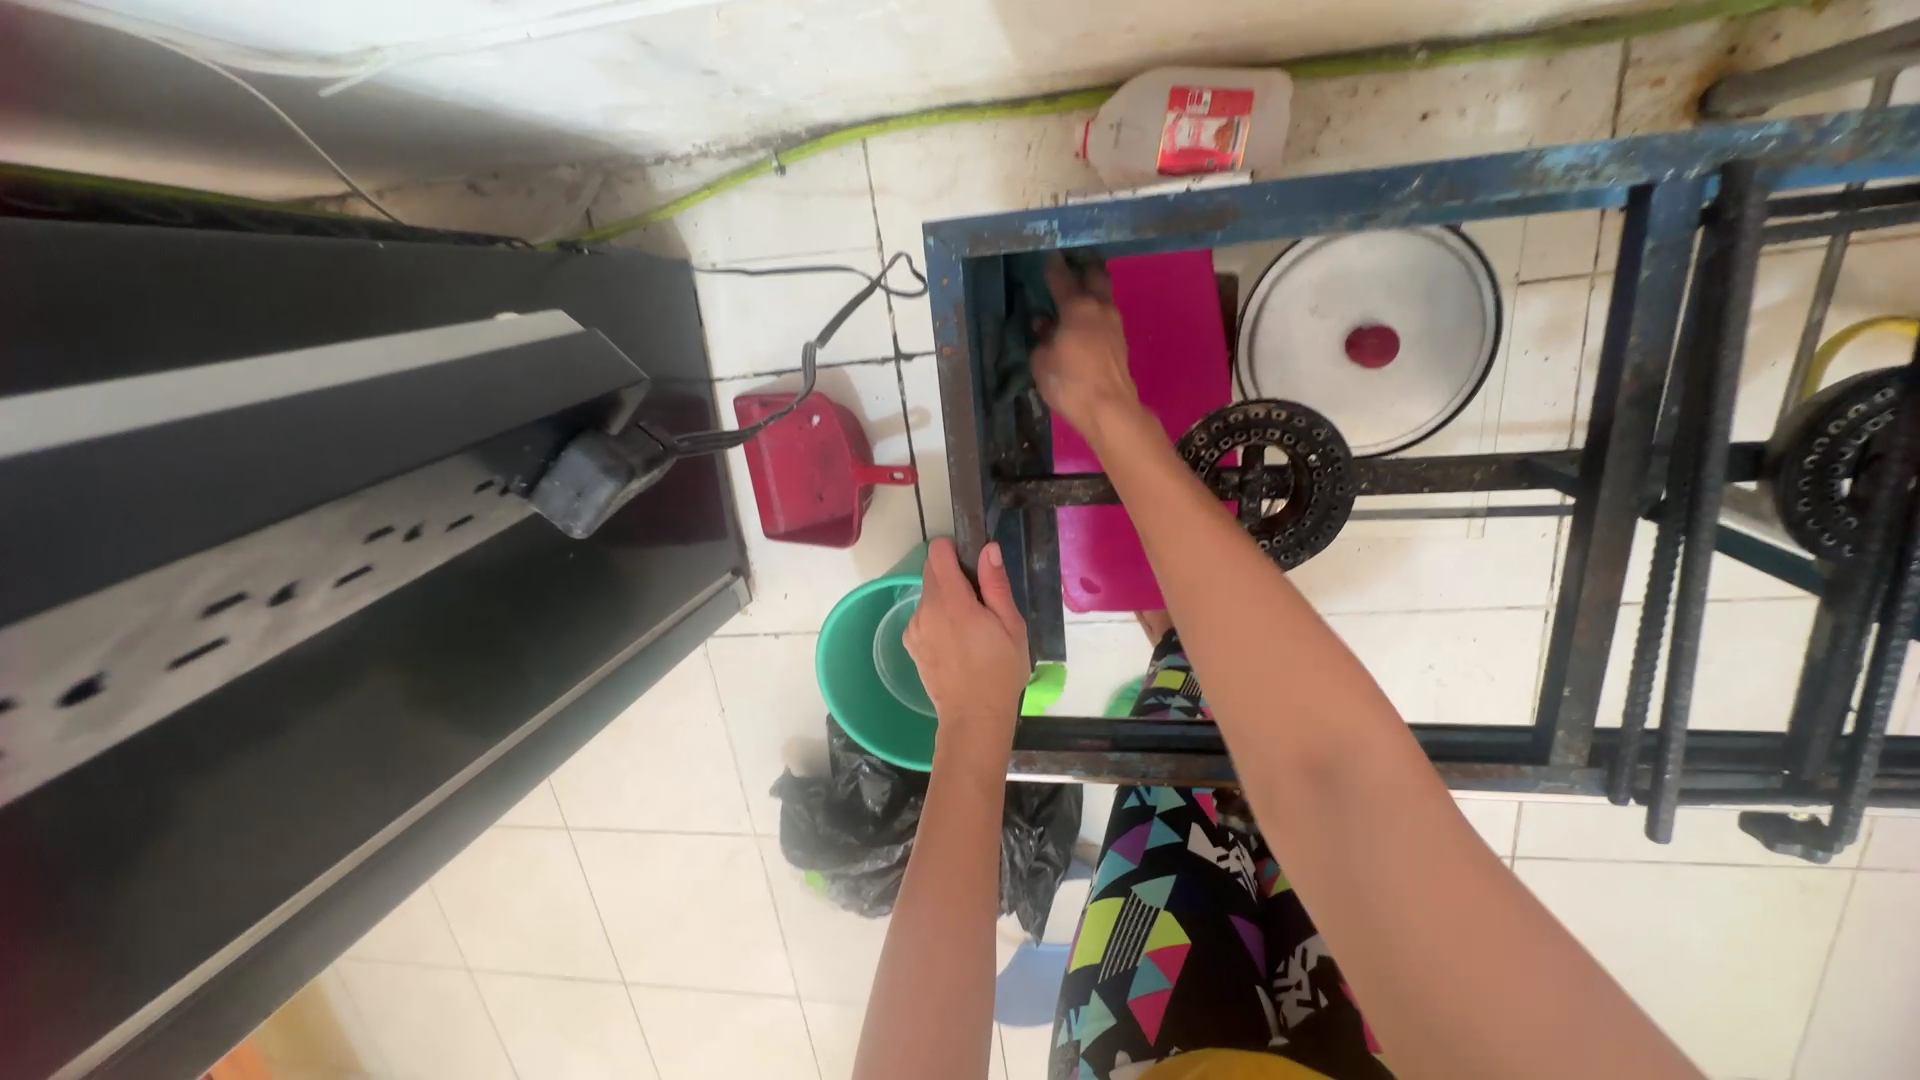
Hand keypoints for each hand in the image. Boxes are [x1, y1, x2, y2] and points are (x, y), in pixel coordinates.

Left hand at [905, 539, 1030, 758]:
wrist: (974, 716)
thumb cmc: (1000, 671)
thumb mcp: (1011, 626)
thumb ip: (996, 585)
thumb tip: (988, 549)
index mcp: (953, 602)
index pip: (937, 553)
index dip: (954, 549)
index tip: (972, 563)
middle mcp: (926, 610)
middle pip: (932, 572)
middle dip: (953, 575)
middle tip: (980, 600)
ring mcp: (915, 627)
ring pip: (928, 595)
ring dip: (945, 598)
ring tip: (971, 626)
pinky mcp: (911, 642)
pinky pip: (923, 616)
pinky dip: (937, 618)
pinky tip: (956, 641)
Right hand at [1031, 255, 1141, 440]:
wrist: (1108, 409)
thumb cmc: (1069, 383)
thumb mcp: (1041, 362)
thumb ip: (1041, 339)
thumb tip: (1043, 325)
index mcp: (1077, 307)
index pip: (1062, 278)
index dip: (1053, 266)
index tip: (1047, 256)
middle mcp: (1100, 308)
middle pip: (1095, 275)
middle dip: (1083, 267)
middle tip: (1071, 265)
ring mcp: (1114, 324)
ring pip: (1103, 296)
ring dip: (1091, 291)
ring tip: (1076, 294)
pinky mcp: (1120, 342)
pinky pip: (1105, 316)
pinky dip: (1094, 312)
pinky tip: (1083, 321)